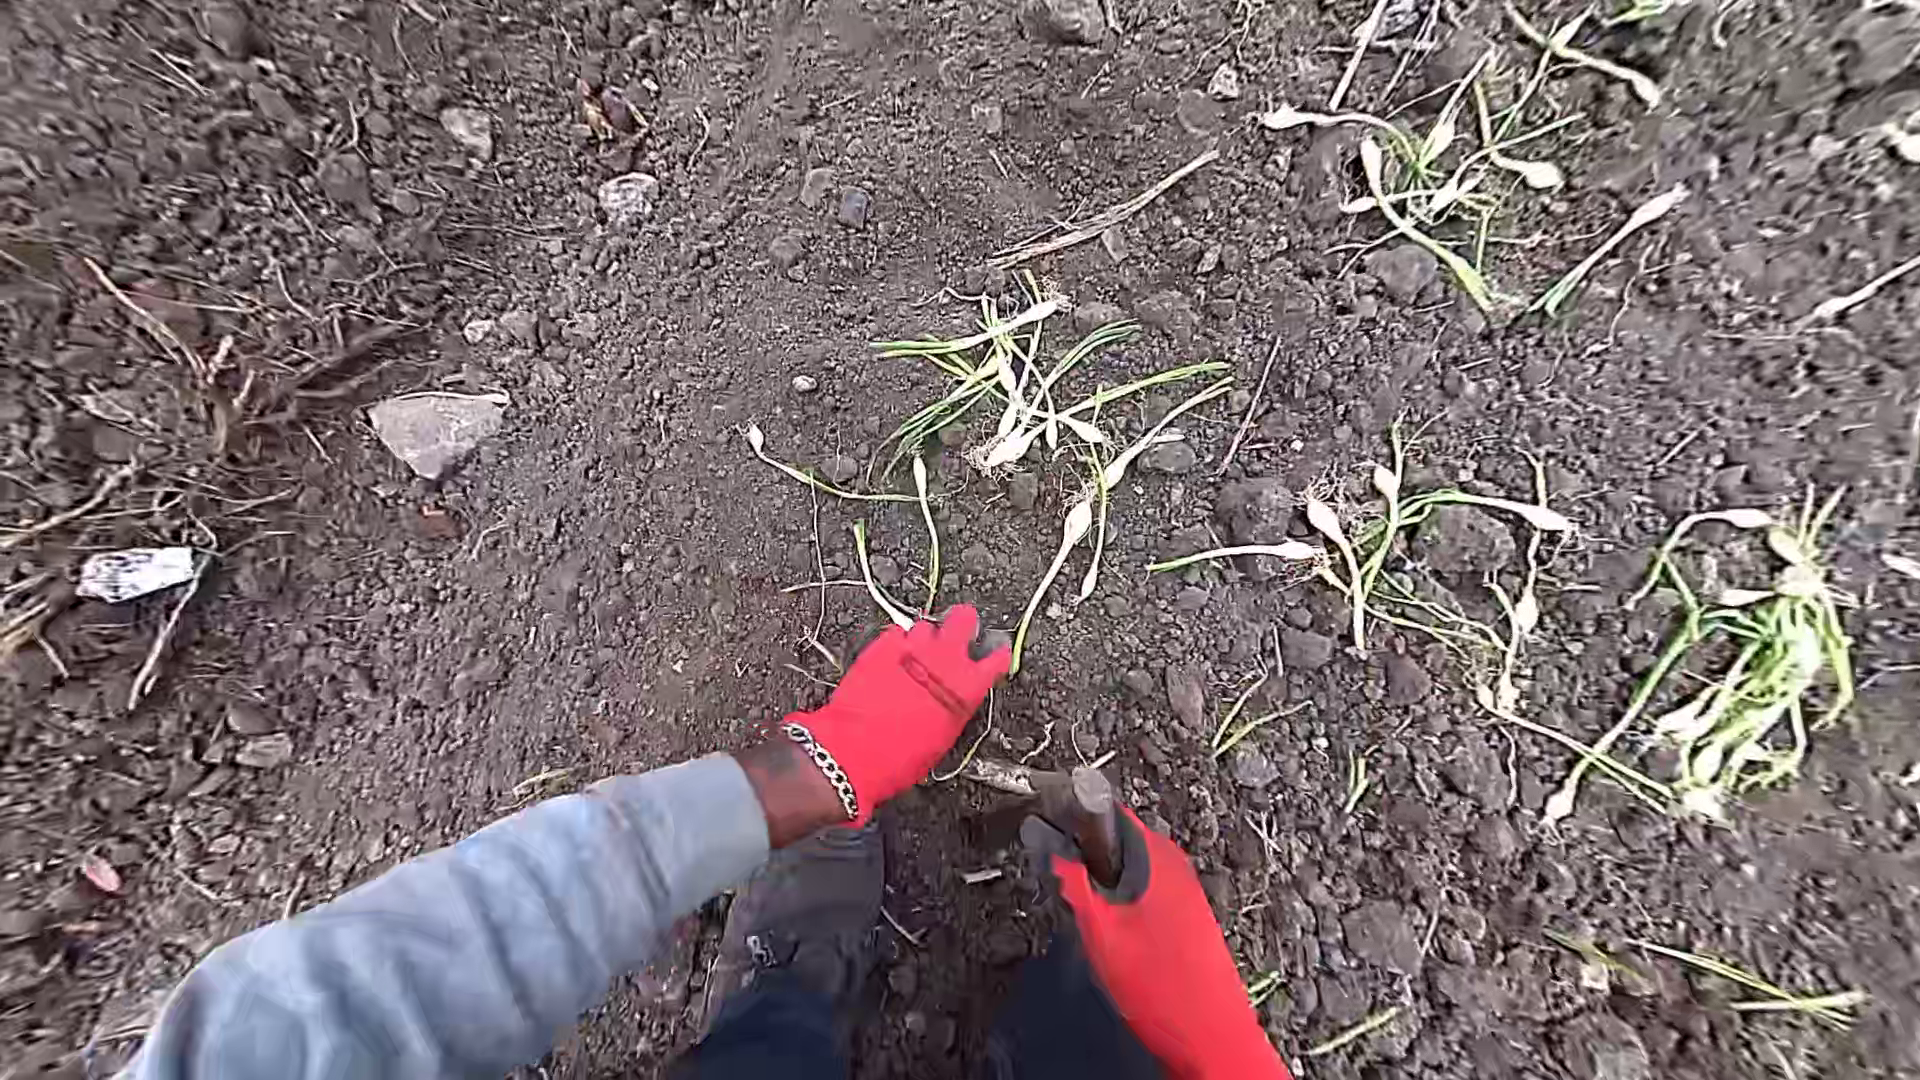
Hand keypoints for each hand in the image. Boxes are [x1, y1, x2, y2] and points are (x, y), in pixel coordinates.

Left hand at [789, 605, 1008, 823]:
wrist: (856, 750)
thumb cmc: (901, 757)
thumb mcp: (944, 737)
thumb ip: (954, 707)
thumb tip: (952, 700)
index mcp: (967, 687)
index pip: (996, 659)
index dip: (996, 657)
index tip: (993, 656)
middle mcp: (945, 659)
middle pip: (964, 620)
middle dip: (963, 622)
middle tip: (958, 630)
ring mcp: (913, 647)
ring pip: (927, 625)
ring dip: (925, 637)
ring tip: (917, 653)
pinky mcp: (883, 644)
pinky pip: (896, 633)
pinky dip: (896, 643)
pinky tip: (892, 658)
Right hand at [1039, 809, 1290, 1079]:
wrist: (1214, 1044)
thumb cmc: (1165, 990)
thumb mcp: (1101, 931)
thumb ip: (1073, 883)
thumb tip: (1051, 848)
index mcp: (1155, 854)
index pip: (1106, 812)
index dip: (1076, 824)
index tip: (1059, 845)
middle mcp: (1173, 862)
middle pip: (1117, 841)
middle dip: (1093, 863)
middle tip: (1081, 897)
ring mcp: (1185, 887)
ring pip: (1130, 868)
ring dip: (1110, 887)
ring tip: (1105, 925)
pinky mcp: (1189, 910)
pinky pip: (1146, 889)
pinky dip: (1128, 904)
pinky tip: (1127, 939)